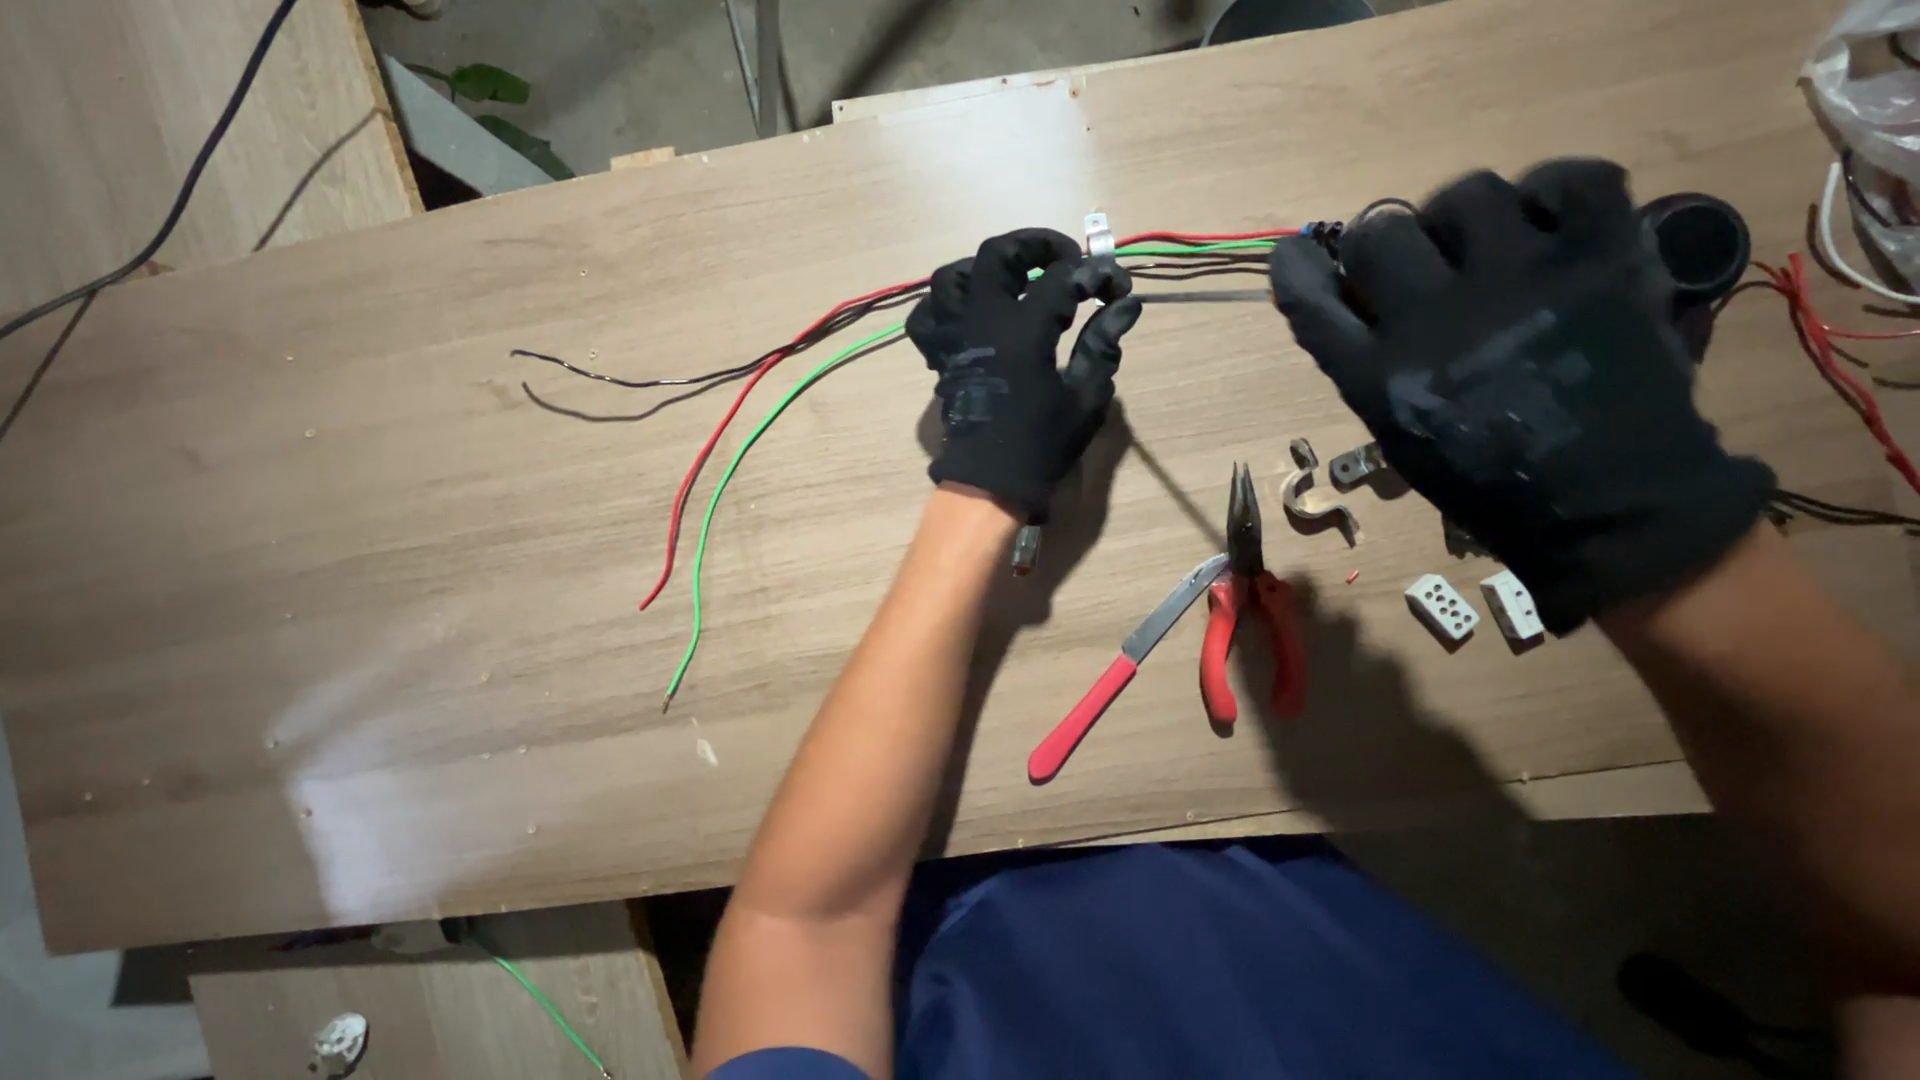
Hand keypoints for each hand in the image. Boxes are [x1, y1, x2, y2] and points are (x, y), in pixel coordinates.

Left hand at [907, 228, 1141, 522]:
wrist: (990, 480)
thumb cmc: (1042, 444)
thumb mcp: (1085, 396)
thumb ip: (1102, 344)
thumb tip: (1124, 305)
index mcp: (1024, 330)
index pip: (1062, 278)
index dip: (1095, 275)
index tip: (1116, 288)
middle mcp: (982, 320)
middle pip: (997, 253)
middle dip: (1035, 244)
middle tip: (1064, 259)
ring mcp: (955, 335)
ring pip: (954, 276)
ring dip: (986, 268)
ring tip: (1015, 279)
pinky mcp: (940, 355)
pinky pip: (929, 314)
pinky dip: (948, 303)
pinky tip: (974, 312)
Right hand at [1268, 160, 1773, 632]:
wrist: (1612, 505)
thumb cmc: (1489, 483)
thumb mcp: (1399, 433)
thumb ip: (1368, 363)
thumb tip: (1361, 294)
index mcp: (1381, 376)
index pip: (1313, 299)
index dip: (1300, 267)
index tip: (1302, 253)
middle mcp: (1437, 320)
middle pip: (1381, 231)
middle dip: (1387, 244)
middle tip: (1417, 262)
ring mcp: (1522, 281)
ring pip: (1468, 193)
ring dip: (1464, 218)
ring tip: (1488, 245)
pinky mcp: (1603, 260)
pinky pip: (1573, 178)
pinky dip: (1555, 191)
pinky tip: (1549, 225)